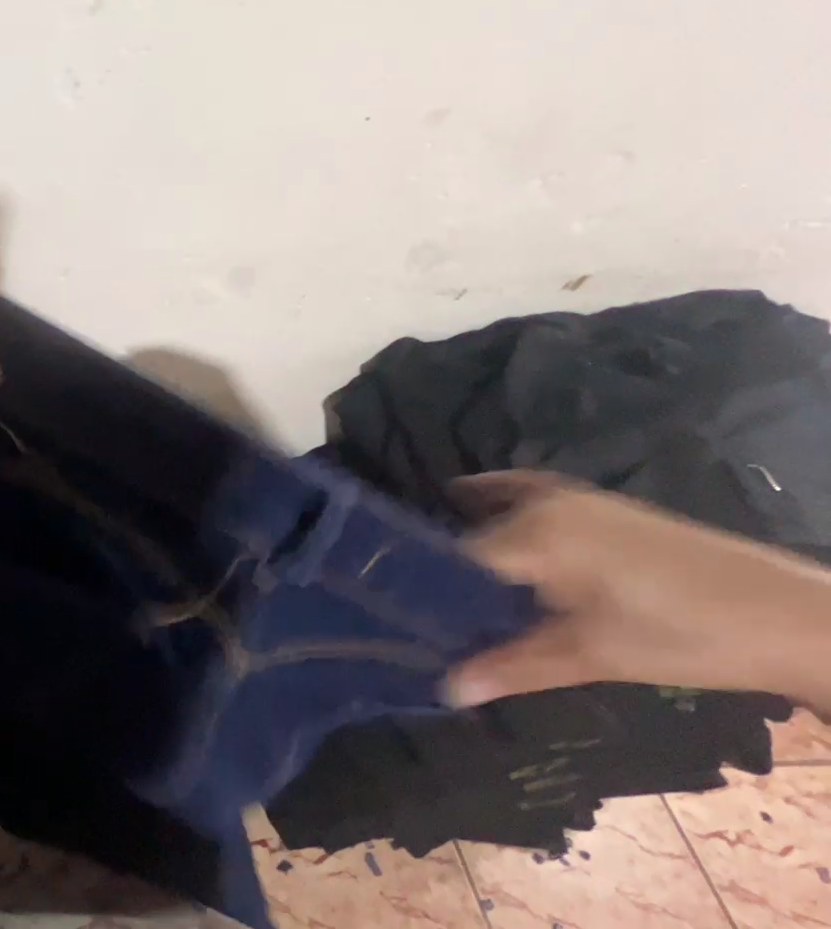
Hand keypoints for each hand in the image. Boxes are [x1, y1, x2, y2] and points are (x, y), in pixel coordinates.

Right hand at [444, 470, 830, 707]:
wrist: (800, 618)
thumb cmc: (688, 635)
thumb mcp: (593, 655)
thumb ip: (512, 666)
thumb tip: (445, 691)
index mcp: (534, 533)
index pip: (451, 555)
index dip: (421, 587)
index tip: (398, 616)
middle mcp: (543, 505)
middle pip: (467, 535)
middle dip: (439, 572)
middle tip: (414, 610)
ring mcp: (573, 499)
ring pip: (492, 516)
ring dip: (465, 544)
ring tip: (441, 586)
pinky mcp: (598, 506)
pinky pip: (523, 498)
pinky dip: (495, 509)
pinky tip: (486, 531)